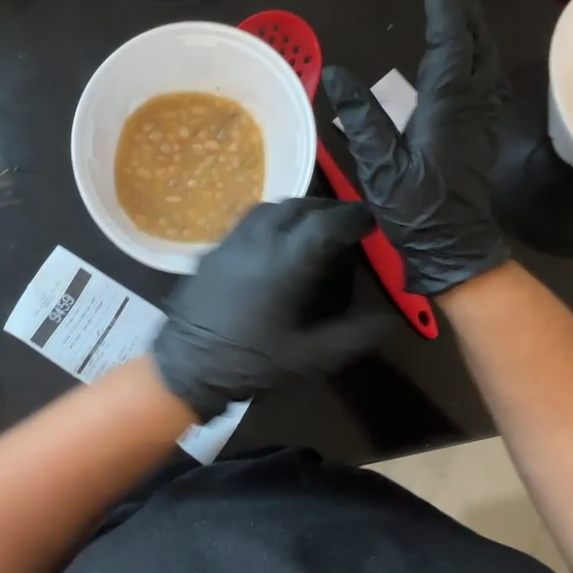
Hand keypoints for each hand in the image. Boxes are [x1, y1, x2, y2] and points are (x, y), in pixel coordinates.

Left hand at [151, 198, 392, 420]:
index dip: (353, 217)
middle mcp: (258, 241)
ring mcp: (230, 243)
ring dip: (295, 210)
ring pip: (269, 208)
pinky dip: (269, 221)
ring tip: (311, 227)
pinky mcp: (211, 251)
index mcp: (286, 261)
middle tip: (345, 222)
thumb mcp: (311, 358)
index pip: (327, 223)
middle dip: (326, 209)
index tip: (370, 222)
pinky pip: (246, 222)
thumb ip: (354, 336)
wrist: (185, 366)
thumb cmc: (250, 363)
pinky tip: (273, 243)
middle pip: (297, 206)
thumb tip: (388, 321)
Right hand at [320, 0, 509, 296]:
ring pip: (487, 54)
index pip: (450, 38)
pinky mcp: (484, 126)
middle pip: (477, 37)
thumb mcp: (378, 166)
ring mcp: (485, 114)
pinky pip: (487, 73)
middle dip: (463, 2)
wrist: (455, 247)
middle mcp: (474, 101)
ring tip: (455, 1)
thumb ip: (360, 117)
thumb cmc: (415, 210)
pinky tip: (467, 49)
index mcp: (449, 105)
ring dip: (473, 22)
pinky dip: (478, 48)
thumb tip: (336, 73)